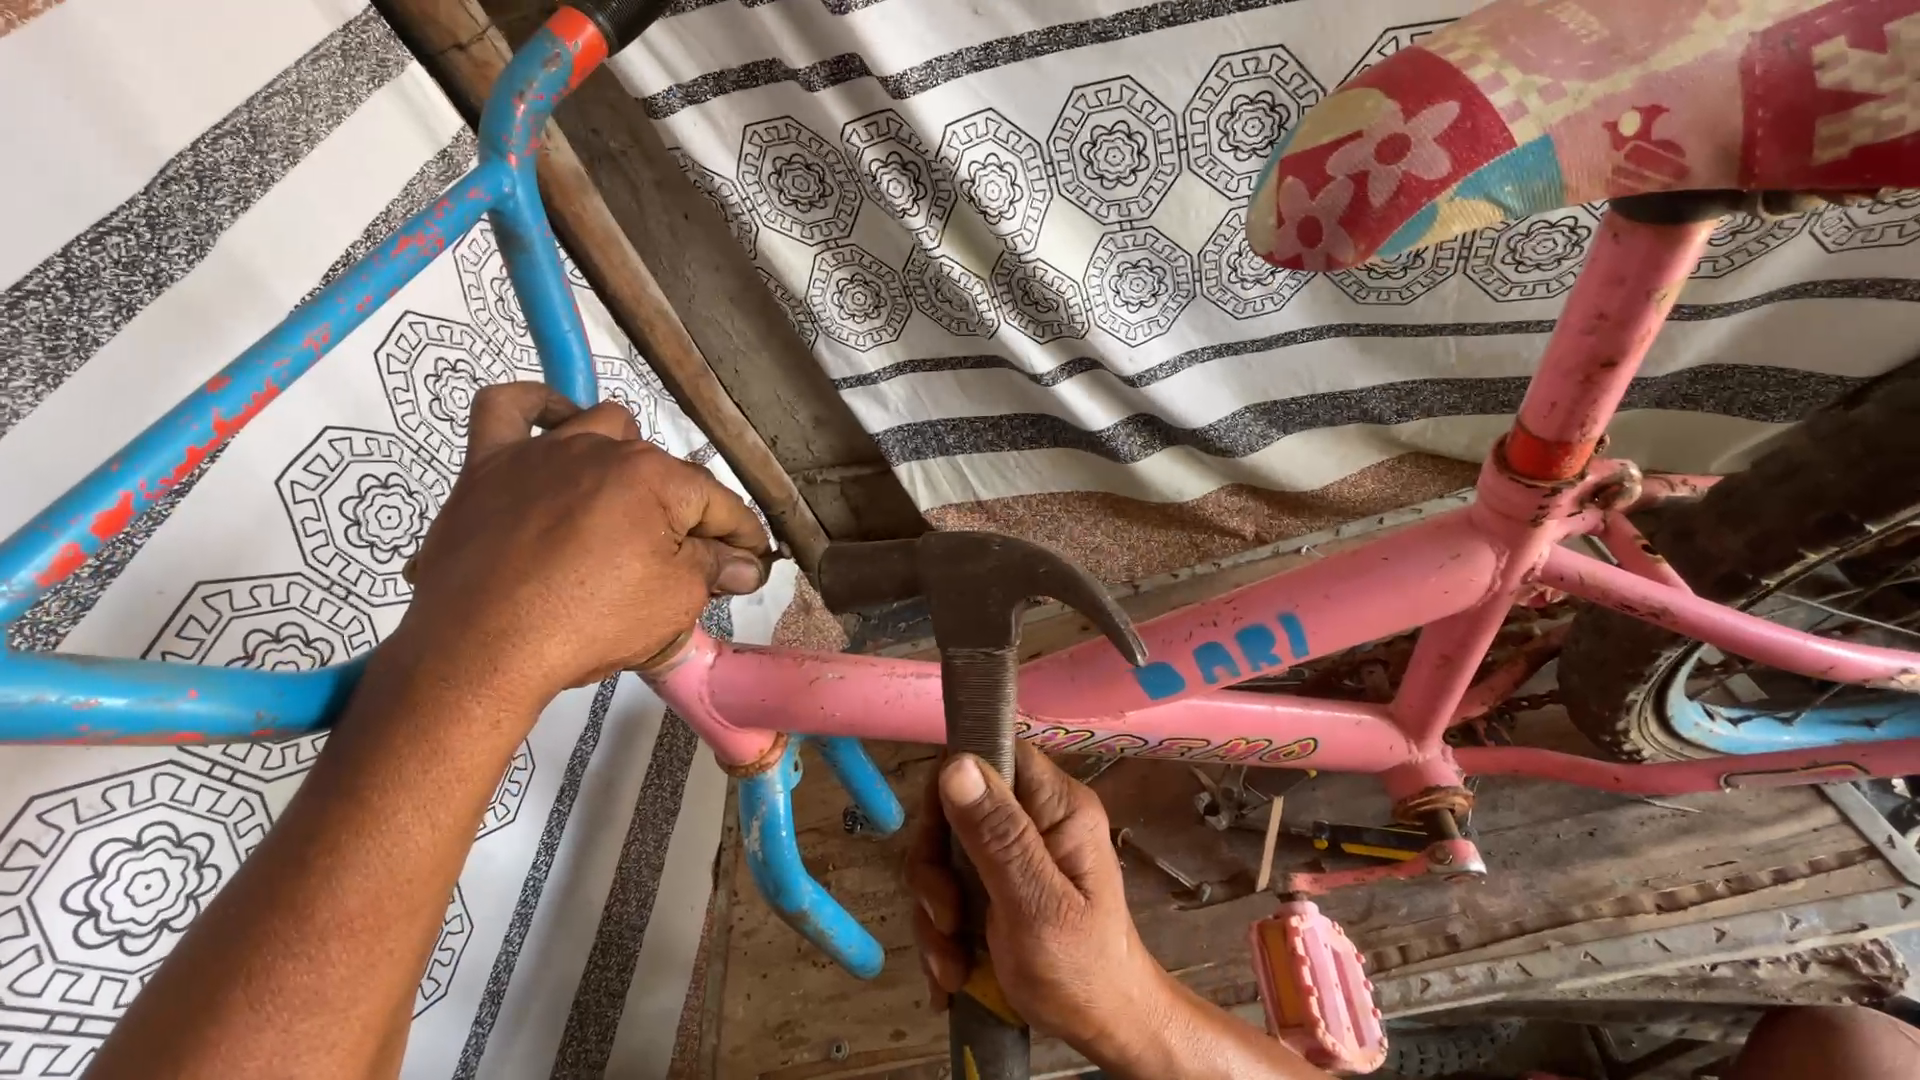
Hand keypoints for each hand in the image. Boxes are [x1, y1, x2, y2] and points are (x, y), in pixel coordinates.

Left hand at [387, 382, 768, 710]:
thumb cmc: (587, 624)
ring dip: (627, 458)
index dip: (744, 537)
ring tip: (626, 504)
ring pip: (602, 426)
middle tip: (687, 565)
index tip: (753, 563)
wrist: (478, 649)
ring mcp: (541, 451)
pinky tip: (554, 423)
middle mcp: (603, 449)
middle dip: (687, 516)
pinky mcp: (487, 465)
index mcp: (655, 479)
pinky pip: (508, 409)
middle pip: (665, 472)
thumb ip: (715, 569)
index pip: (719, 503)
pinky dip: (535, 407)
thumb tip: (748, 564)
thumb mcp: (674, 602)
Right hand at [906, 742, 1167, 1048]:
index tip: (939, 840)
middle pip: (954, 807)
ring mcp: (1013, 853)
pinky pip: (947, 889)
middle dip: (935, 870)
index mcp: (1058, 806)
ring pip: (942, 855)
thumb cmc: (1082, 971)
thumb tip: (956, 764)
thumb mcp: (1037, 906)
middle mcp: (1035, 818)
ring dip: (934, 914)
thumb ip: (997, 836)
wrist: (1102, 1029)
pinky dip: (941, 932)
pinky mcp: (995, 886)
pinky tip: (953, 971)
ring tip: (953, 965)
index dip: (954, 786)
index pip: (993, 754)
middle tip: (946, 918)